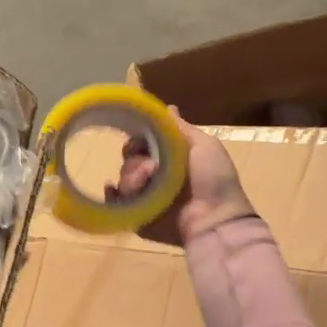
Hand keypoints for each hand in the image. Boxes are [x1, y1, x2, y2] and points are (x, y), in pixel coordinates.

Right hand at [105, 107, 255, 245]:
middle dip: (134, 163)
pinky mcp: (138, 218)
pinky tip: (113, 191)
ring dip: (131, 179)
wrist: (215, 219)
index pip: (142, 146)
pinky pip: (116, 205)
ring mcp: (146, 199)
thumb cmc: (213, 179)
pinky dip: (112, 197)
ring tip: (147, 183)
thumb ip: (181, 128)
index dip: (137, 142)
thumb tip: (168, 108)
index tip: (139, 144)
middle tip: (150, 169)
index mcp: (170, 160)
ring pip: (123, 181)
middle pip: (129, 162)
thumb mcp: (204, 145)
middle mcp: (156, 178)